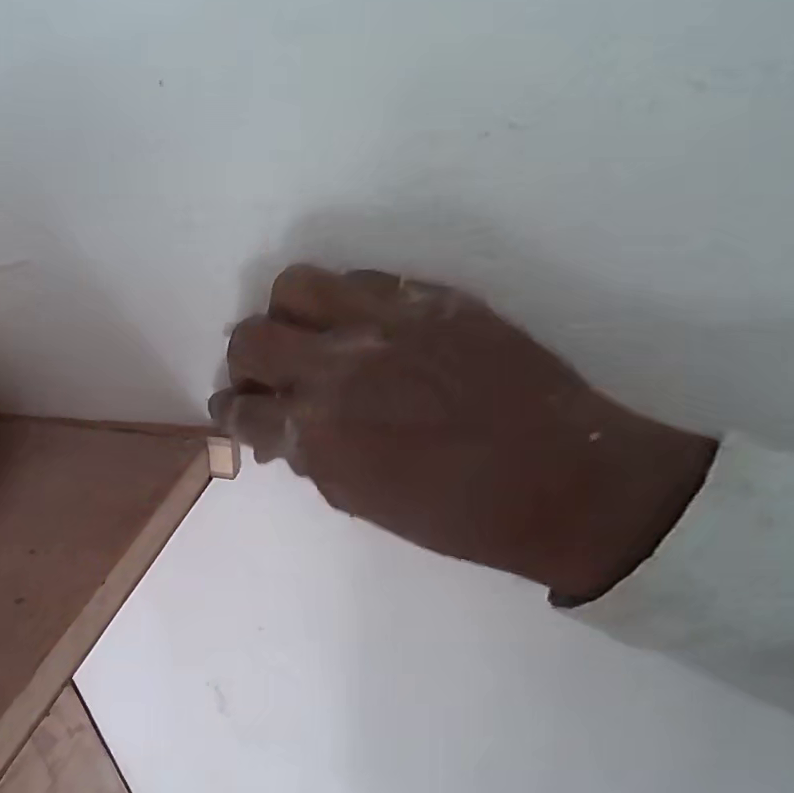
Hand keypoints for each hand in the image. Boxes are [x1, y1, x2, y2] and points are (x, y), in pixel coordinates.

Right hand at [210, 265, 715, 599]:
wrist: (562, 482)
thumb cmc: (449, 512)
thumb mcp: (354, 497)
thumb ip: (305, 454)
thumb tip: (281, 427)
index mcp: (313, 429)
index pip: (239, 408)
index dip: (231, 412)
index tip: (239, 412)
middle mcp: (335, 366)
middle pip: (250, 337)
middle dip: (247, 361)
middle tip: (270, 377)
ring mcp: (384, 323)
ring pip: (295, 286)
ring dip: (288, 316)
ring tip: (311, 338)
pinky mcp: (432, 300)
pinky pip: (362, 280)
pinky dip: (347, 305)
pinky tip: (366, 332)